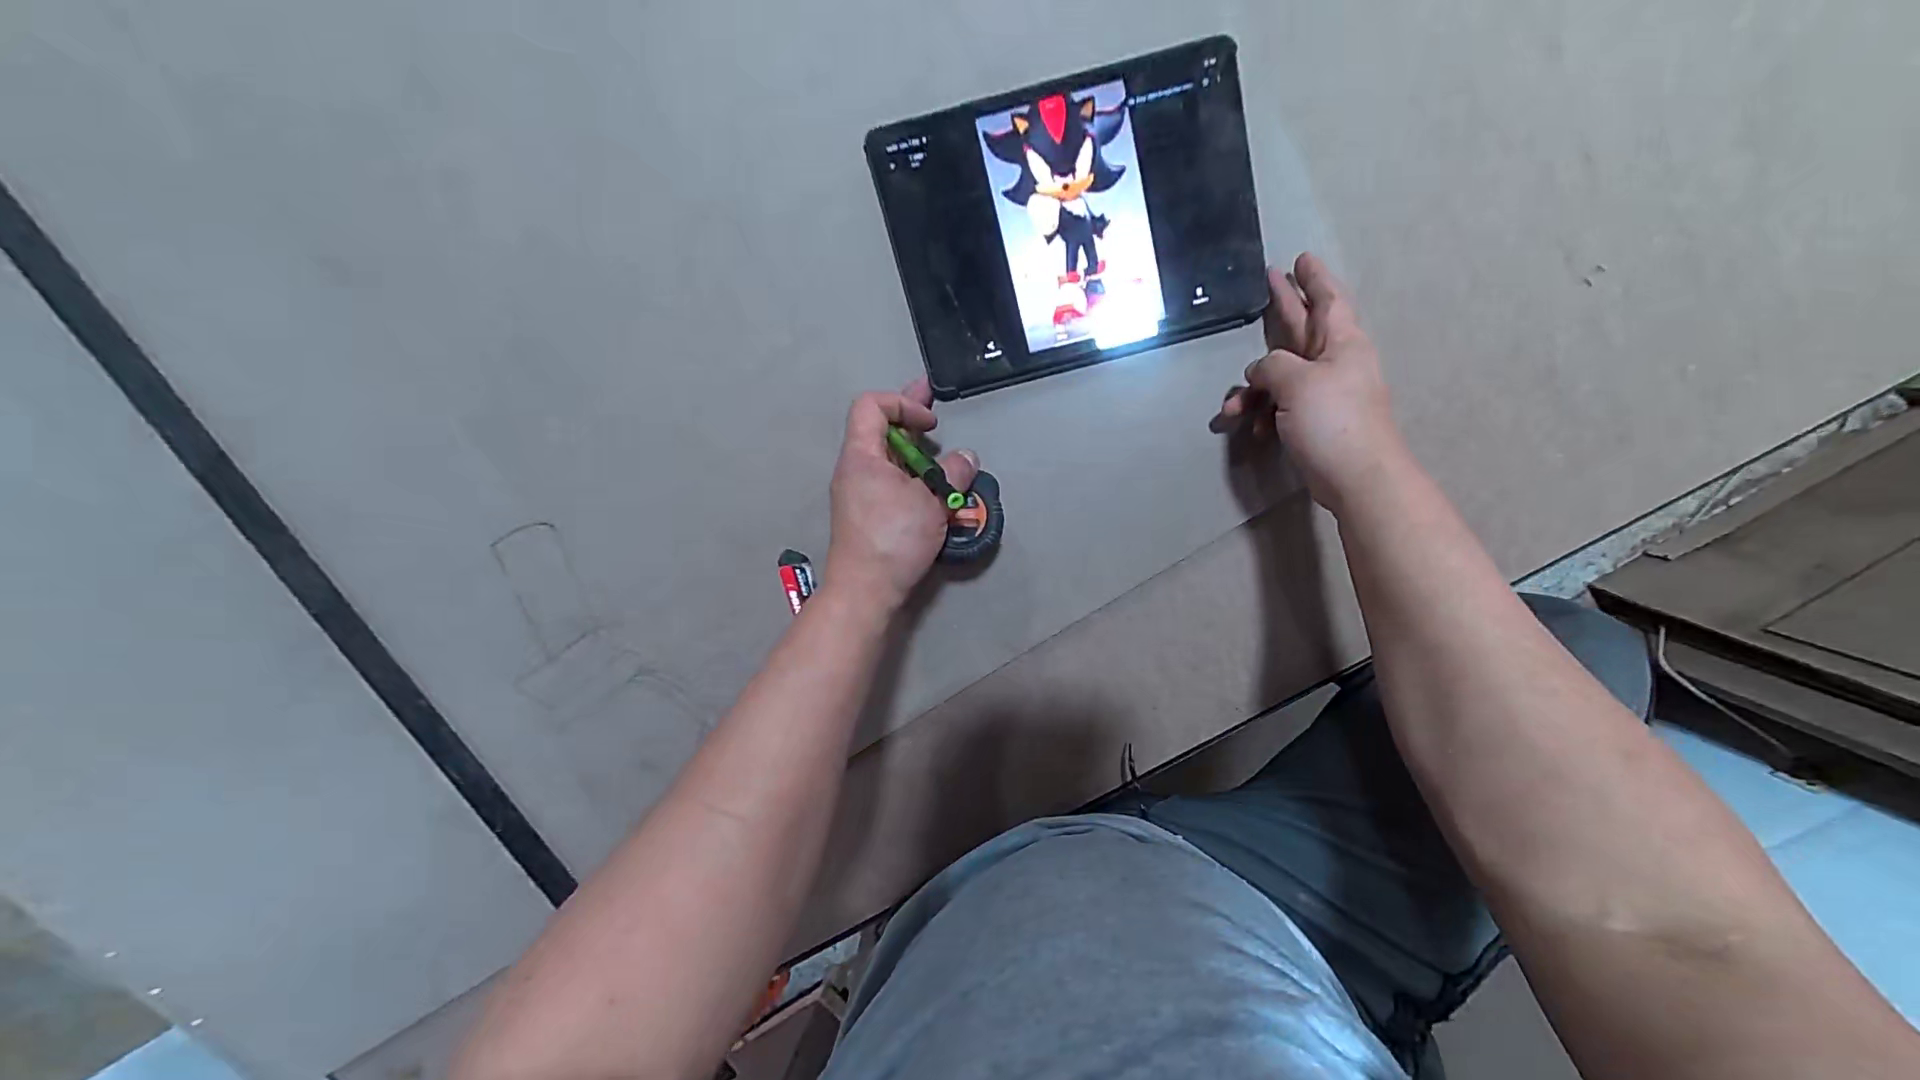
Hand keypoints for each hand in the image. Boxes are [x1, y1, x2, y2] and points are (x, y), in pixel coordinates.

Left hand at [824, 379, 978, 610]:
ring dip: (913, 449)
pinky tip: (931, 483)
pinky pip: (888, 481)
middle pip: (879, 428)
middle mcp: (854, 469)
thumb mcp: (932, 502)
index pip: (871, 406)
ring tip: (939, 446)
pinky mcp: (867, 514)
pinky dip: (910, 474)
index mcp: (861, 456)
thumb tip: (966, 459)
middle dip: (909, 415)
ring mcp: (858, 493)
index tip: (930, 425)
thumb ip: (953, 473)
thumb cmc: (893, 539)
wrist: (865, 590)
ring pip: (886, 458)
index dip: (902, 403)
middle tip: (932, 399)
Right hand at [1212, 253, 1405, 515]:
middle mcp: (1333, 363)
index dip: (1314, 279)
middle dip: (1285, 305)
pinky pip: (1279, 404)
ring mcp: (1322, 392)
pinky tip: (1251, 429)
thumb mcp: (1298, 382)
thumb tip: (1260, 372)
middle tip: (1270, 279)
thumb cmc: (1334, 421)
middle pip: (1302, 326)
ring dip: (1253, 390)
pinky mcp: (1310, 420)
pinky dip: (1262, 413)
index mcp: (1341, 344)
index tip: (1302, 259)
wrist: (1357, 477)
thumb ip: (1272, 366)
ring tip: (1232, 409)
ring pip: (1279, 375)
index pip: (1327, 300)